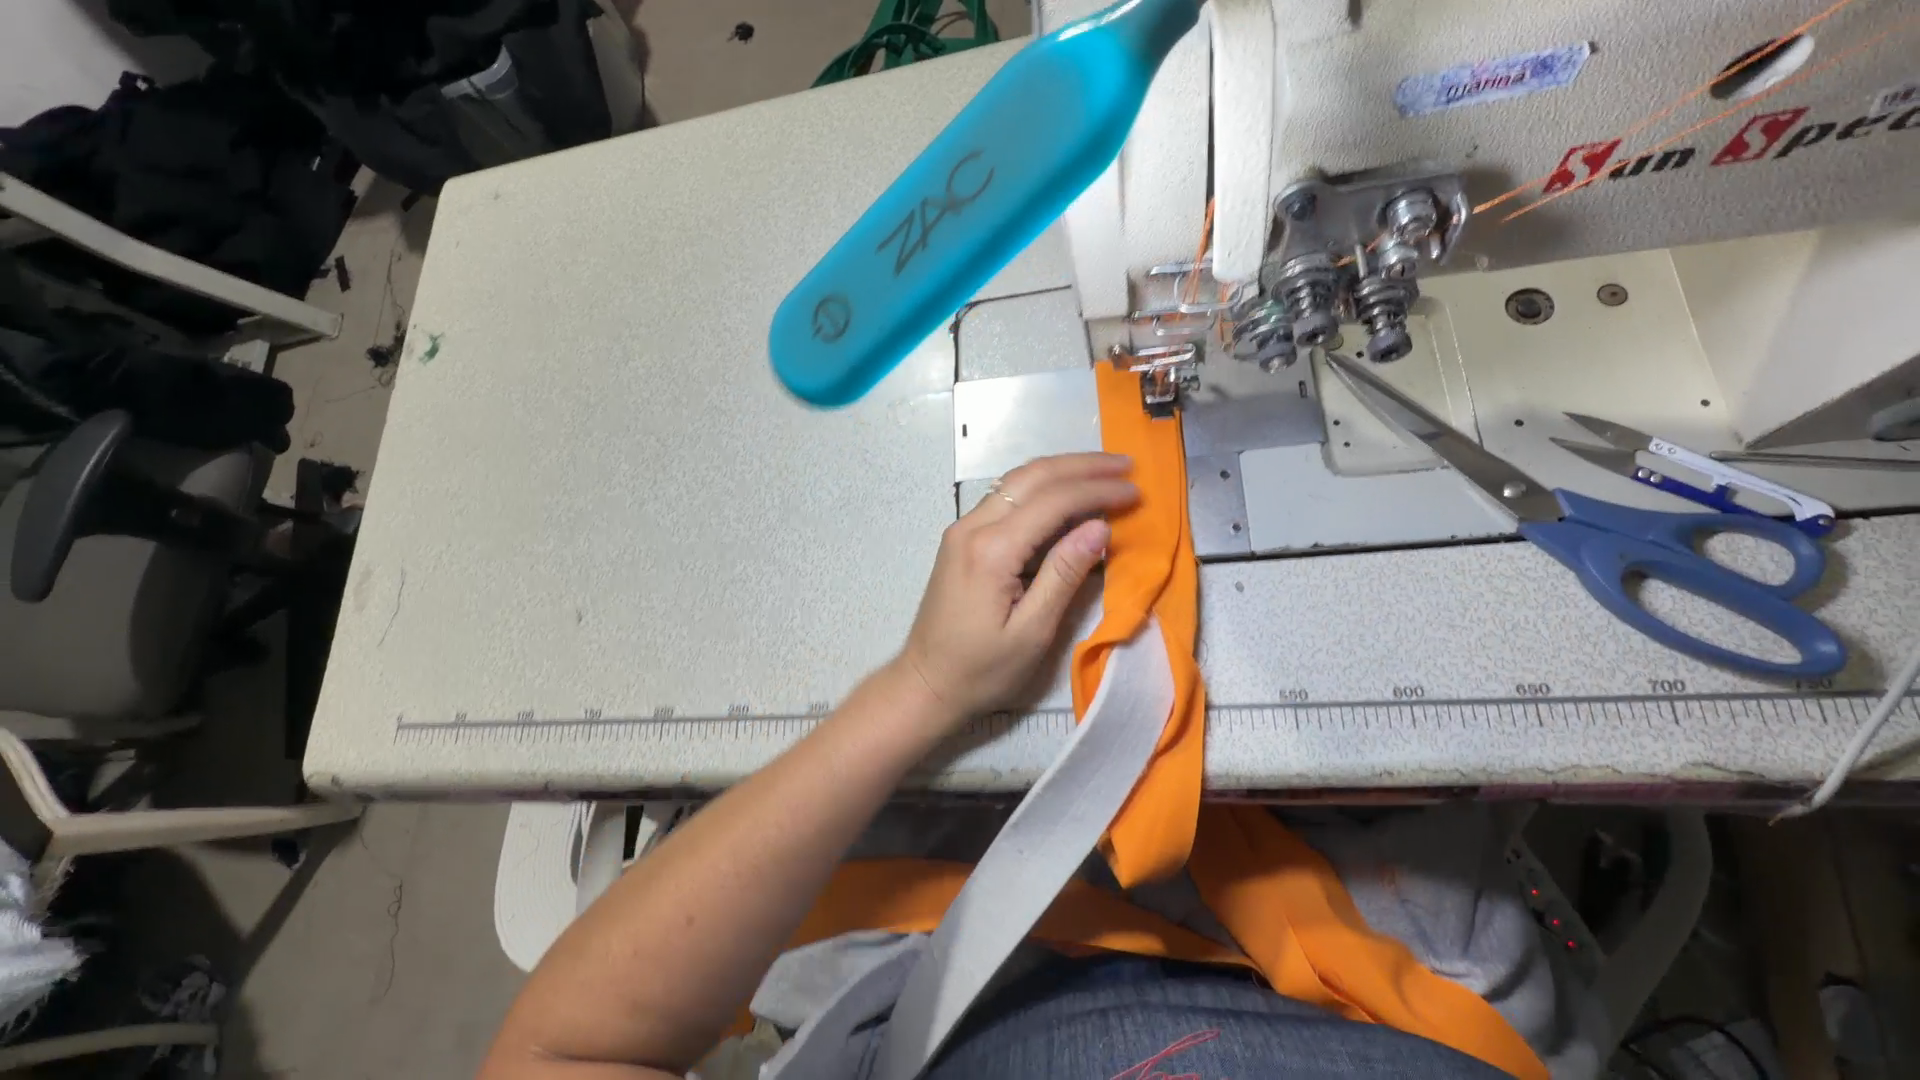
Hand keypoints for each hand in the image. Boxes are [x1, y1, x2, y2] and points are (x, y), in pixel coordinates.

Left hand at [893, 453, 1137, 724]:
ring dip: (1062, 472)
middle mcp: (972, 527)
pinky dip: (1042, 488)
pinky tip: (1067, 494)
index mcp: (992, 550)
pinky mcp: (962, 538)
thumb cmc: (981, 670)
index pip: (1053, 500)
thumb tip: (1100, 527)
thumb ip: (1064, 575)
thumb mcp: (1031, 632)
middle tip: (1126, 465)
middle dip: (1083, 466)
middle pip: (1033, 476)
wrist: (926, 683)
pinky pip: (1006, 498)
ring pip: (1017, 481)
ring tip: (1104, 473)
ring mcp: (963, 529)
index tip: (1135, 490)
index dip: (1098, 490)